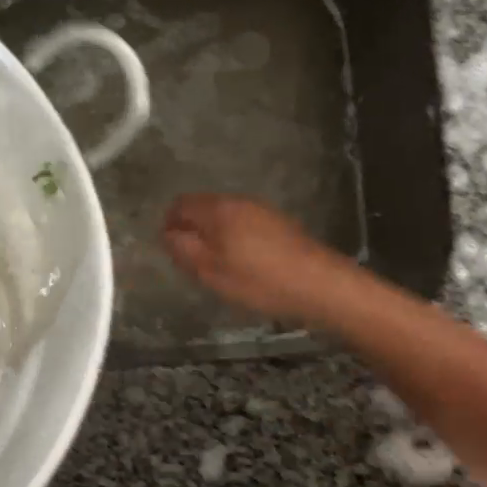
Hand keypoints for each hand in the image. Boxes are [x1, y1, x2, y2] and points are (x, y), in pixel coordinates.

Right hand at [162, 194, 352, 320]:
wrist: (320, 285)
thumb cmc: (258, 280)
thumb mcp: (211, 271)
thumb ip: (183, 249)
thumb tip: (167, 234)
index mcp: (218, 209)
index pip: (180, 204)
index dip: (169, 224)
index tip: (170, 250)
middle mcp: (239, 201)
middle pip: (203, 207)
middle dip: (192, 230)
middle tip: (192, 262)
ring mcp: (262, 210)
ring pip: (225, 216)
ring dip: (214, 235)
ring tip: (217, 266)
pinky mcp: (279, 224)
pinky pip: (244, 224)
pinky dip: (235, 239)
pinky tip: (244, 265)